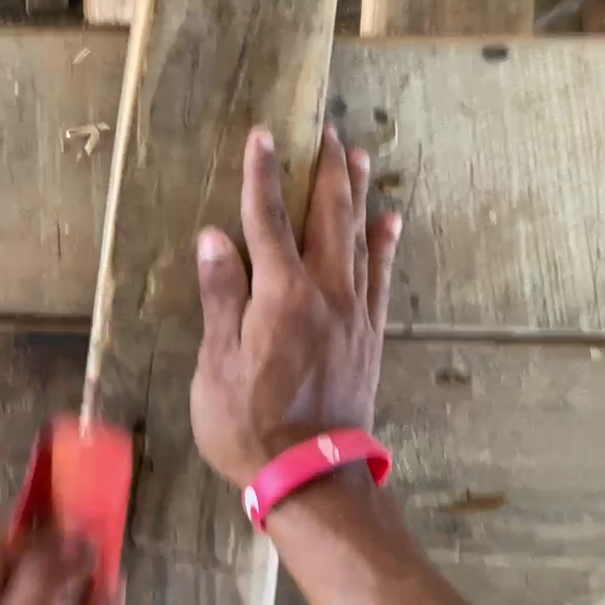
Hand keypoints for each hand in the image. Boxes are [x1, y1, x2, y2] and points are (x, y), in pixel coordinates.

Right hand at [191, 125, 402, 487]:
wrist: (310, 475)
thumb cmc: (247, 423)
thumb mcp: (217, 364)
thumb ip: (221, 297)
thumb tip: (214, 237)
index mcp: (281, 297)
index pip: (268, 222)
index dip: (262, 176)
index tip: (263, 136)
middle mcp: (325, 294)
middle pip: (326, 219)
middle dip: (323, 171)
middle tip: (327, 130)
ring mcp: (354, 313)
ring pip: (358, 239)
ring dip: (356, 195)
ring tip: (359, 156)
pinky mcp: (370, 335)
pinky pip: (382, 277)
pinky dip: (386, 244)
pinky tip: (391, 219)